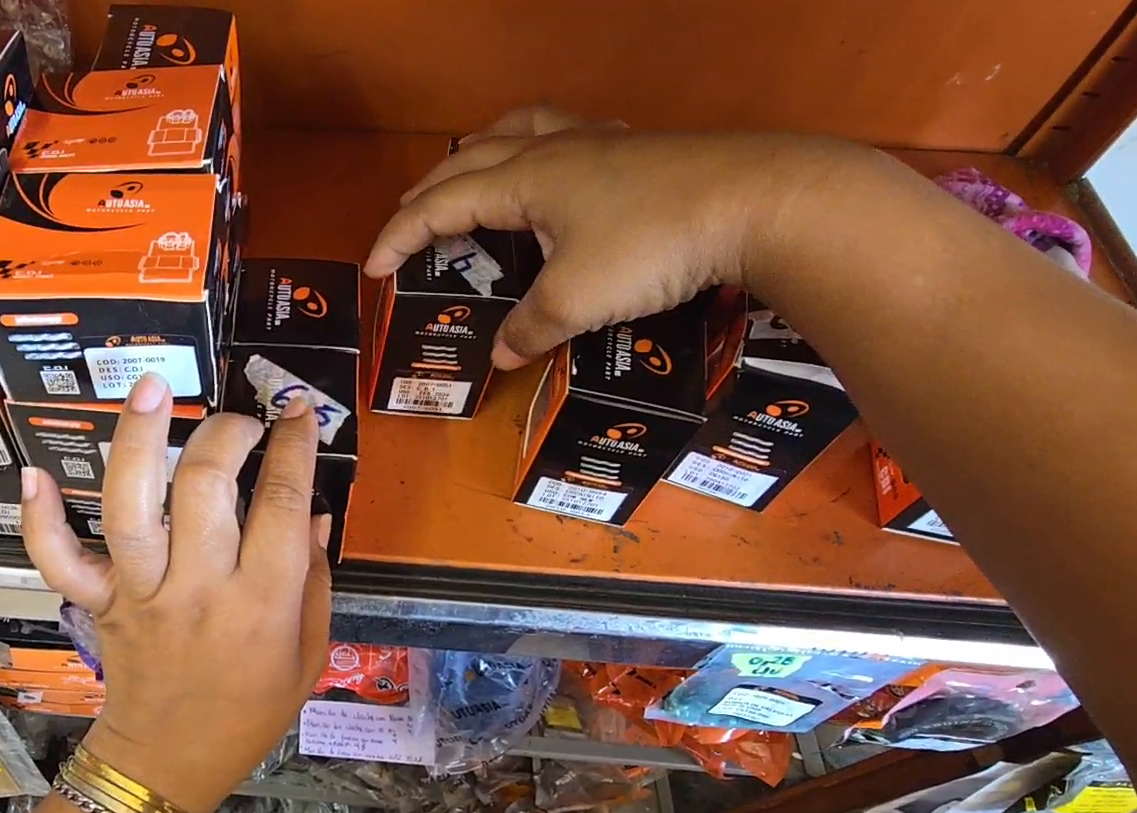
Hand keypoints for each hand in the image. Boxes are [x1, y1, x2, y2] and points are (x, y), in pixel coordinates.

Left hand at [20, 373, 332, 812]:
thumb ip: (313, 580)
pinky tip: (37, 474)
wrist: (171, 761)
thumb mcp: (308, 654)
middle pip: (206, 486)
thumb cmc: (250, 711)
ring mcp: (140, 593)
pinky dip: (40, 518)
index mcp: (260, 603)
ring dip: (137, 439)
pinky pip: (60, 559)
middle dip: (227, 433)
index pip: (282, 501)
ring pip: (131, 505)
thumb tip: (314, 510)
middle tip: (241, 420)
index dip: (293, 445)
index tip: (296, 412)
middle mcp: (198, 588)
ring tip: (151, 388)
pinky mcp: (98, 603)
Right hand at [365, 108, 871, 369]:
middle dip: (428, 195)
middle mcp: (553, 151)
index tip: (373, 269)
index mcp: (525, 181)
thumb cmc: (652, 246)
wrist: (763, 202)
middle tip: (405, 226)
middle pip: (471, 161)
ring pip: (519, 132)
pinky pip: (564, 136)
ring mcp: (598, 144)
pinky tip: (551, 170)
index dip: (400, 238)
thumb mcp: (575, 302)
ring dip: (479, 155)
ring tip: (465, 175)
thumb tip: (502, 355)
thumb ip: (528, 329)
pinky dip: (534, 151)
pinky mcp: (635, 150)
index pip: (441, 206)